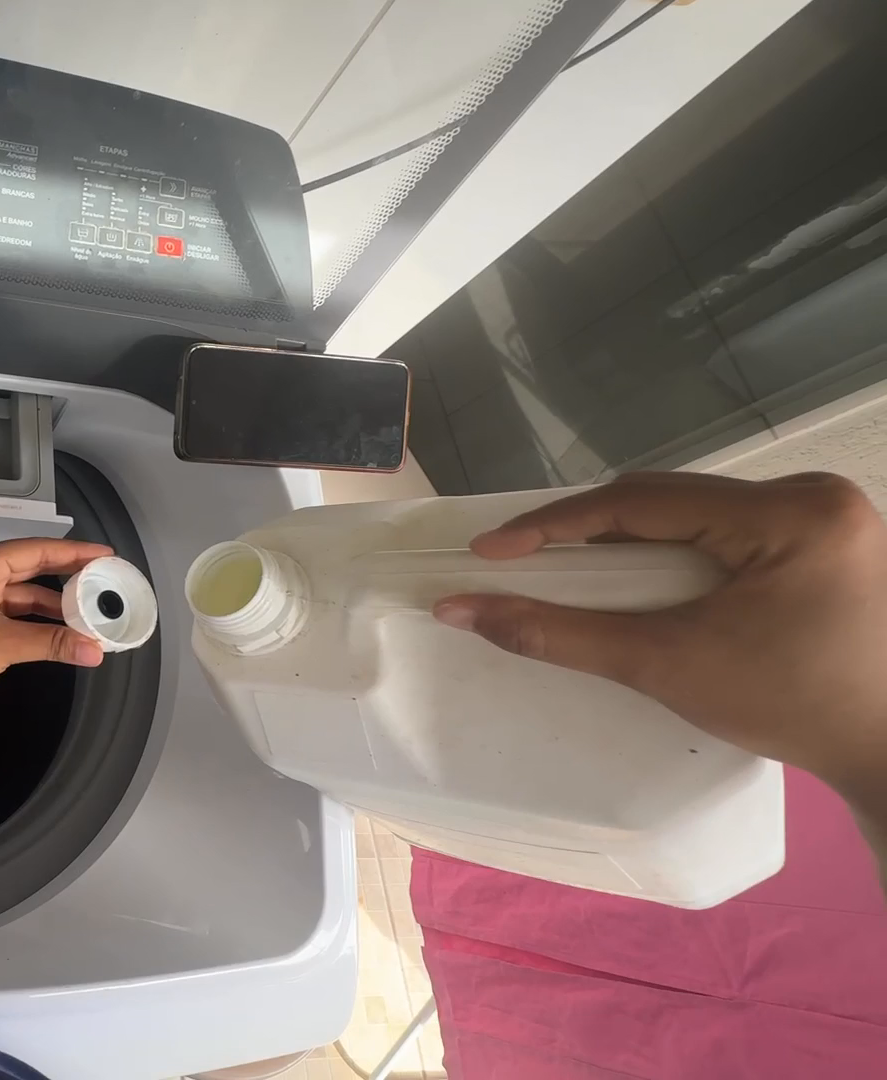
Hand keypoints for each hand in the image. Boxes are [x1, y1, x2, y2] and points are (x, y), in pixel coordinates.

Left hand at [0, 537, 112, 718]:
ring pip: (19, 592)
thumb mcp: (4, 646)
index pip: (36, 550)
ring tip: (89, 613)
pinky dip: (31, 620)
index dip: (74, 552)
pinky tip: (57, 631)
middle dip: (67, 576)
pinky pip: (7, 610)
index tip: (106, 555)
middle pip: (29, 567)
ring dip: (50, 605)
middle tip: (104, 579)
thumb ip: (53, 643)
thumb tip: (96, 650)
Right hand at [432, 472, 886, 797]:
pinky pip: (711, 527)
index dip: (548, 524)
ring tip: (569, 572)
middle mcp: (810, 497)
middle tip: (520, 562)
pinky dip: (657, 549)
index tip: (486, 551)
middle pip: (657, 498)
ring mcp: (822, 517)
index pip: (635, 501)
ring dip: (616, 540)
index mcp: (789, 513)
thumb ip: (550, 631)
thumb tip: (455, 609)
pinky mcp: (821, 540)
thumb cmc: (792, 704)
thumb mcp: (658, 664)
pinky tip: (634, 578)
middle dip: (580, 530)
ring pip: (680, 510)